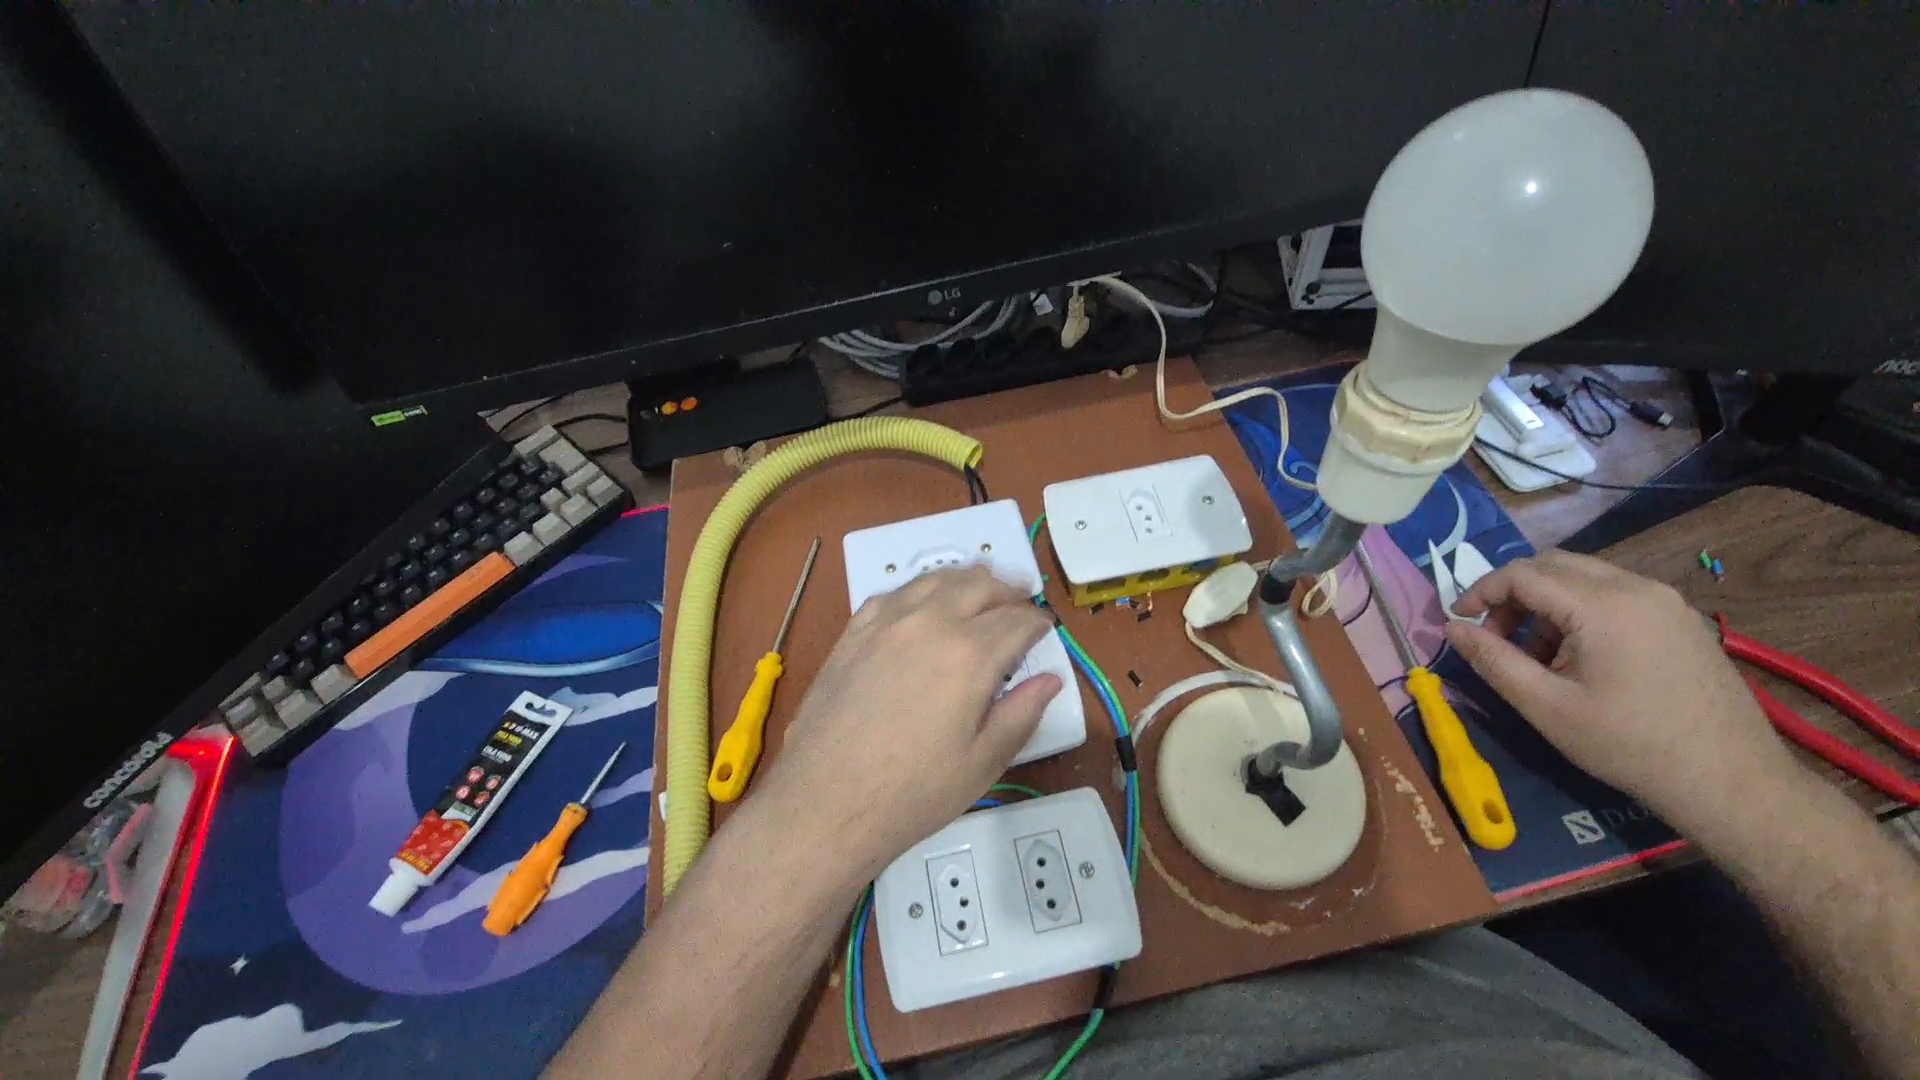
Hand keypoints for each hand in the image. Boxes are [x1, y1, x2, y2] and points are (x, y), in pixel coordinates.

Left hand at [753, 565, 1060, 883]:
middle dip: (1008, 590)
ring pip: (935, 579)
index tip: (1046, 628)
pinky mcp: (854, 632)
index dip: (1039, 622)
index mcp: (970, 654)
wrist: (825, 802)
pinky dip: (921, 590)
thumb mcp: (982, 762)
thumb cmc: (912, 792)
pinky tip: (924, 603)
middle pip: (979, 585)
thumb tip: (1049, 680)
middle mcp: (930, 623)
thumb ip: (1021, 714)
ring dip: (966, 580)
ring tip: (980, 590)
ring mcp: (886, 623)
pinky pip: (894, 593)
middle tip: (1021, 601)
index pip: (1017, 620)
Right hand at [1443, 551, 1795, 828]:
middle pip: (1553, 565)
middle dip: (1512, 594)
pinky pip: (1614, 594)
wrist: (1731, 781)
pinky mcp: (1681, 619)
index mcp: (1603, 605)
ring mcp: (1666, 602)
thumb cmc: (1628, 744)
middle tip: (1494, 637)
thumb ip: (1492, 659)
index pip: (1522, 574)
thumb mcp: (1545, 705)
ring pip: (1583, 578)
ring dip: (1544, 603)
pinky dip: (1578, 611)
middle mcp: (1637, 588)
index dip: (1480, 591)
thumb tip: (1451, 628)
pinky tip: (1577, 657)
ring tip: (1535, 654)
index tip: (1458, 621)